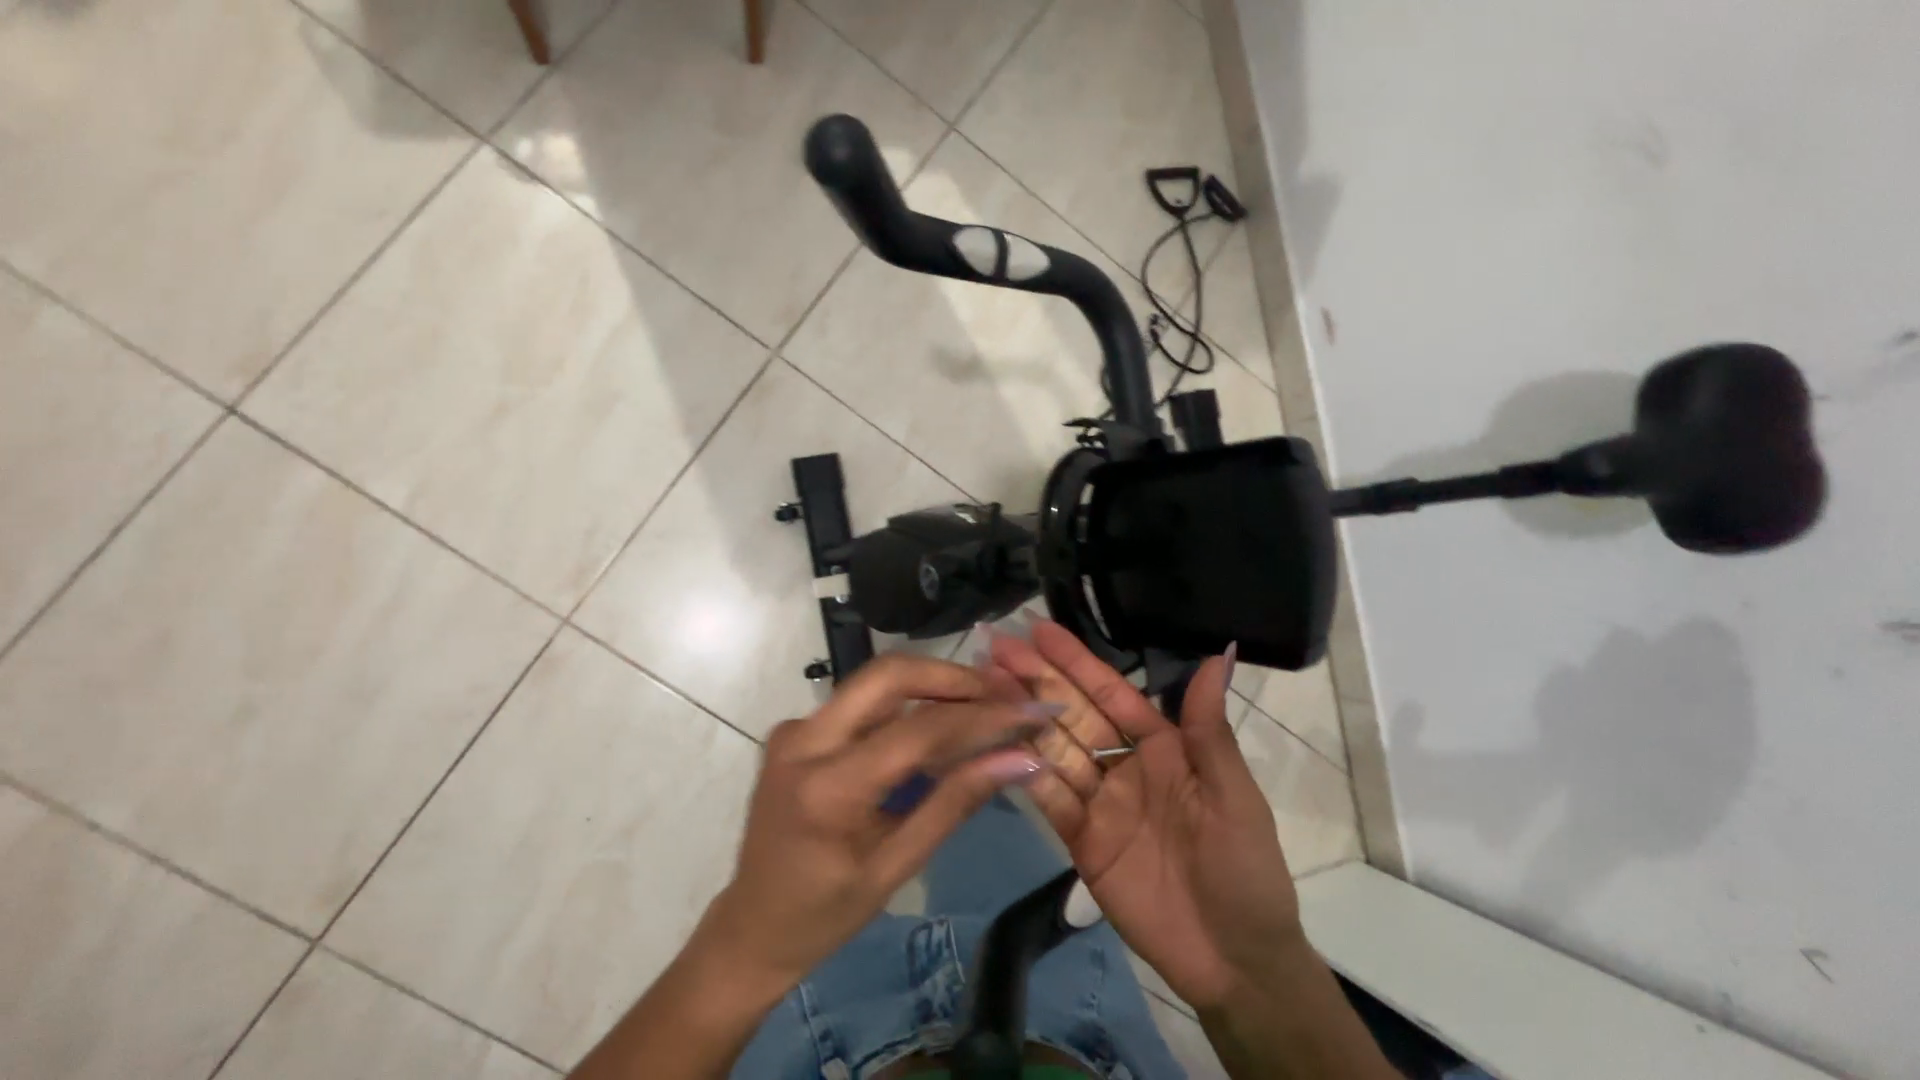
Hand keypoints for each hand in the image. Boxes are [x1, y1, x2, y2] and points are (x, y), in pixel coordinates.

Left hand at [697, 654, 1048, 990]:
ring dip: (934, 687)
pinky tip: (943, 726)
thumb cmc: (825, 913)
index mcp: (827, 786)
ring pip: (876, 683)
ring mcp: (795, 729)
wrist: (751, 926)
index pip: (918, 730)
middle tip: (1006, 694)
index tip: (1031, 710)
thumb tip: (1020, 758)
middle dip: (954, 678)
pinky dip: (907, 706)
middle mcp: (803, 740)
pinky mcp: (798, 731)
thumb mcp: (895, 865)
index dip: (981, 716)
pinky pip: (861, 703)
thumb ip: (954, 803)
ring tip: (988, 705)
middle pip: (889, 675)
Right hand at [986, 621, 1306, 1010]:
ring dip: (1021, 718)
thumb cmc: (1244, 869)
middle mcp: (1125, 767)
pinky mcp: (1081, 841)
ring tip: (982, 686)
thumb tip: (1218, 654)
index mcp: (1164, 749)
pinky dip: (1026, 775)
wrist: (1234, 959)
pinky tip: (995, 745)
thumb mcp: (1232, 795)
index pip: (1111, 694)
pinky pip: (1051, 801)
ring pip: (1054, 750)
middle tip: (994, 647)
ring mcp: (1099, 804)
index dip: (1076, 662)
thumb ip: (1207, 730)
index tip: (1039, 629)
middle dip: (1037, 679)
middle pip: (1074, 714)